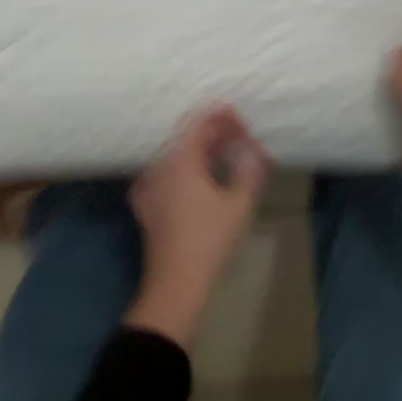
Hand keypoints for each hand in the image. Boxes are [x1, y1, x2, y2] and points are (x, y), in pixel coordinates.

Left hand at [124, 104, 272, 344]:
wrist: (176, 283)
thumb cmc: (210, 239)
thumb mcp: (239, 203)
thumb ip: (250, 170)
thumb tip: (255, 152)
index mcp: (179, 157)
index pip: (199, 122)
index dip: (223, 117)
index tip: (244, 124)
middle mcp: (159, 164)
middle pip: (187, 136)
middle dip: (215, 133)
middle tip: (241, 139)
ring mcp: (148, 184)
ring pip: (176, 154)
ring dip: (202, 150)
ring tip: (227, 155)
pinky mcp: (146, 203)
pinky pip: (166, 172)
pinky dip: (186, 168)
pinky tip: (202, 179)